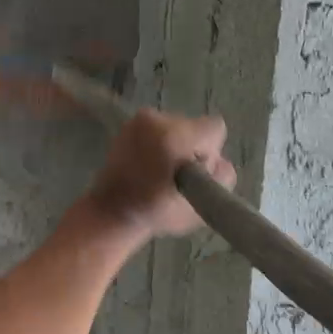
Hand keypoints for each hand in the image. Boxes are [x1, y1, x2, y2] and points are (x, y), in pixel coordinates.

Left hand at [87, 109, 235, 238]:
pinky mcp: (129, 124)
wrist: (111, 213)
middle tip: (176, 176)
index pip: (215, 128)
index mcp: (176, 137)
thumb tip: (219, 163)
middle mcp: (157, 119)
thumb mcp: (199, 206)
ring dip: (175, 145)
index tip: (195, 174)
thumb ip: (221, 180)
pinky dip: (159, 143)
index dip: (210, 152)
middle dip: (192, 148)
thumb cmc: (155, 214)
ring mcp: (139, 119)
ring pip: (176, 127)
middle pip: (194, 126)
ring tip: (159, 172)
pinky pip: (158, 128)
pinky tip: (148, 164)